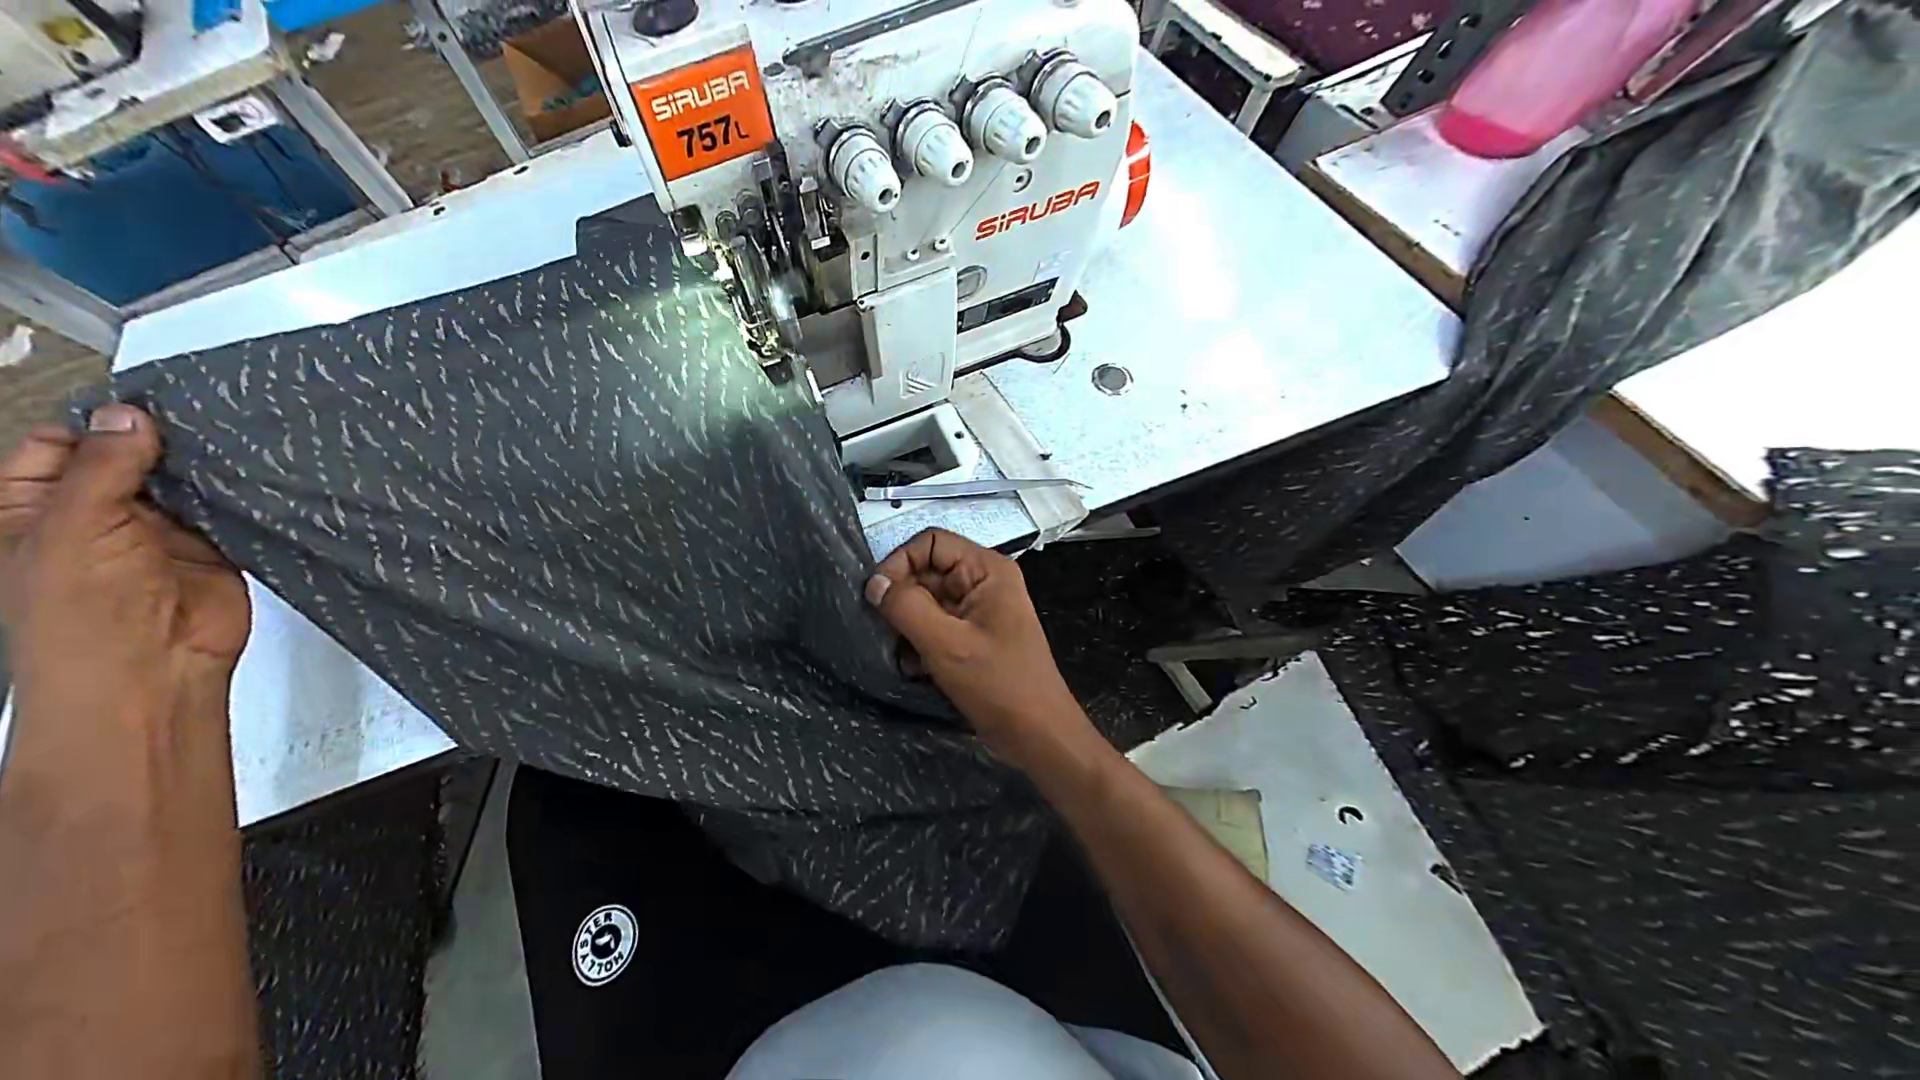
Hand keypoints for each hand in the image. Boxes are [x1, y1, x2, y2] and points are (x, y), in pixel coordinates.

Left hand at [0, 404, 248, 736]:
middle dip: (162, 441)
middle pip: (129, 461)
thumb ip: (104, 468)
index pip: (59, 445)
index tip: (150, 403)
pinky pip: (228, 512)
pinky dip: (242, 495)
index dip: (99, 424)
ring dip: (206, 467)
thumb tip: (127, 414)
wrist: (154, 667)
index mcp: (34, 508)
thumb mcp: (75, 526)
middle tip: (210, 411)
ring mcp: (159, 533)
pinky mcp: (213, 547)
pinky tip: (263, 472)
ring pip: (183, 484)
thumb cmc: (84, 607)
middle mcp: (96, 515)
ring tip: (243, 435)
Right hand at [865, 528, 1091, 767]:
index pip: (931, 542)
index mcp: (986, 570)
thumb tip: (873, 584)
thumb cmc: (999, 685)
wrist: (1038, 734)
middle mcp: (983, 583)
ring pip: (927, 603)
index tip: (877, 596)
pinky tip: (915, 669)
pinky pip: (936, 627)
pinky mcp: (973, 639)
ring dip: (908, 627)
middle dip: (902, 600)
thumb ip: (905, 607)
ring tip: (901, 654)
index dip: (900, 562)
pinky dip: (920, 644)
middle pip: (927, 573)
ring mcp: (979, 612)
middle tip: (883, 630)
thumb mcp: (946, 644)